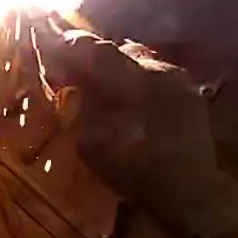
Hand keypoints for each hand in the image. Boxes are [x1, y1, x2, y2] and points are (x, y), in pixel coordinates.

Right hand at [42, 31, 237, 237]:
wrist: (192, 195)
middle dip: (91, 59)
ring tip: (98, 88)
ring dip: (114, 70)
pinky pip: (153, 76)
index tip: (44, 42)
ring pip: (137, 61)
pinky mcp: (189, 92)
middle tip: (70, 72)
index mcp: (139, 83)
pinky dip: (133, 82)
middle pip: (118, 50)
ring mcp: (180, 80)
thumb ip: (78, 106)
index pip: (96, 50)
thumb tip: (63, 79)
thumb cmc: (138, 175)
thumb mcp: (94, 145)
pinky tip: (124, 100)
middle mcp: (163, 72)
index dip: (66, 45)